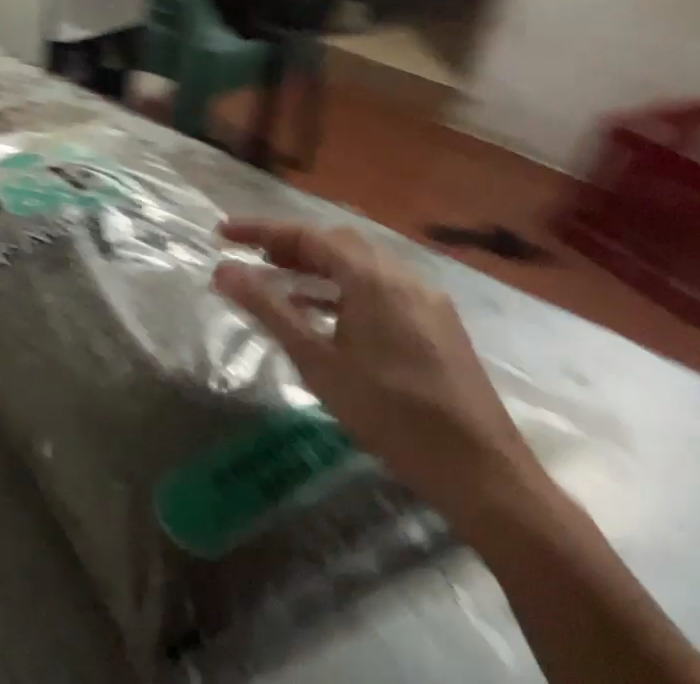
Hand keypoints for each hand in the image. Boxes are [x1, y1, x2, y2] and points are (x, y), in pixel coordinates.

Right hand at [212, 219, 548, 527]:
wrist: (478, 468)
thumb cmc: (388, 411)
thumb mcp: (316, 360)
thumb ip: (268, 309)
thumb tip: (223, 270)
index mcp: (375, 280)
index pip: (310, 236)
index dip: (261, 230)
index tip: (221, 234)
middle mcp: (406, 279)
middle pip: (338, 244)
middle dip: (288, 244)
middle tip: (246, 257)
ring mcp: (427, 302)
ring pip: (361, 267)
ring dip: (314, 267)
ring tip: (273, 282)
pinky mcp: (436, 326)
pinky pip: (379, 289)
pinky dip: (340, 289)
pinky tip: (319, 314)